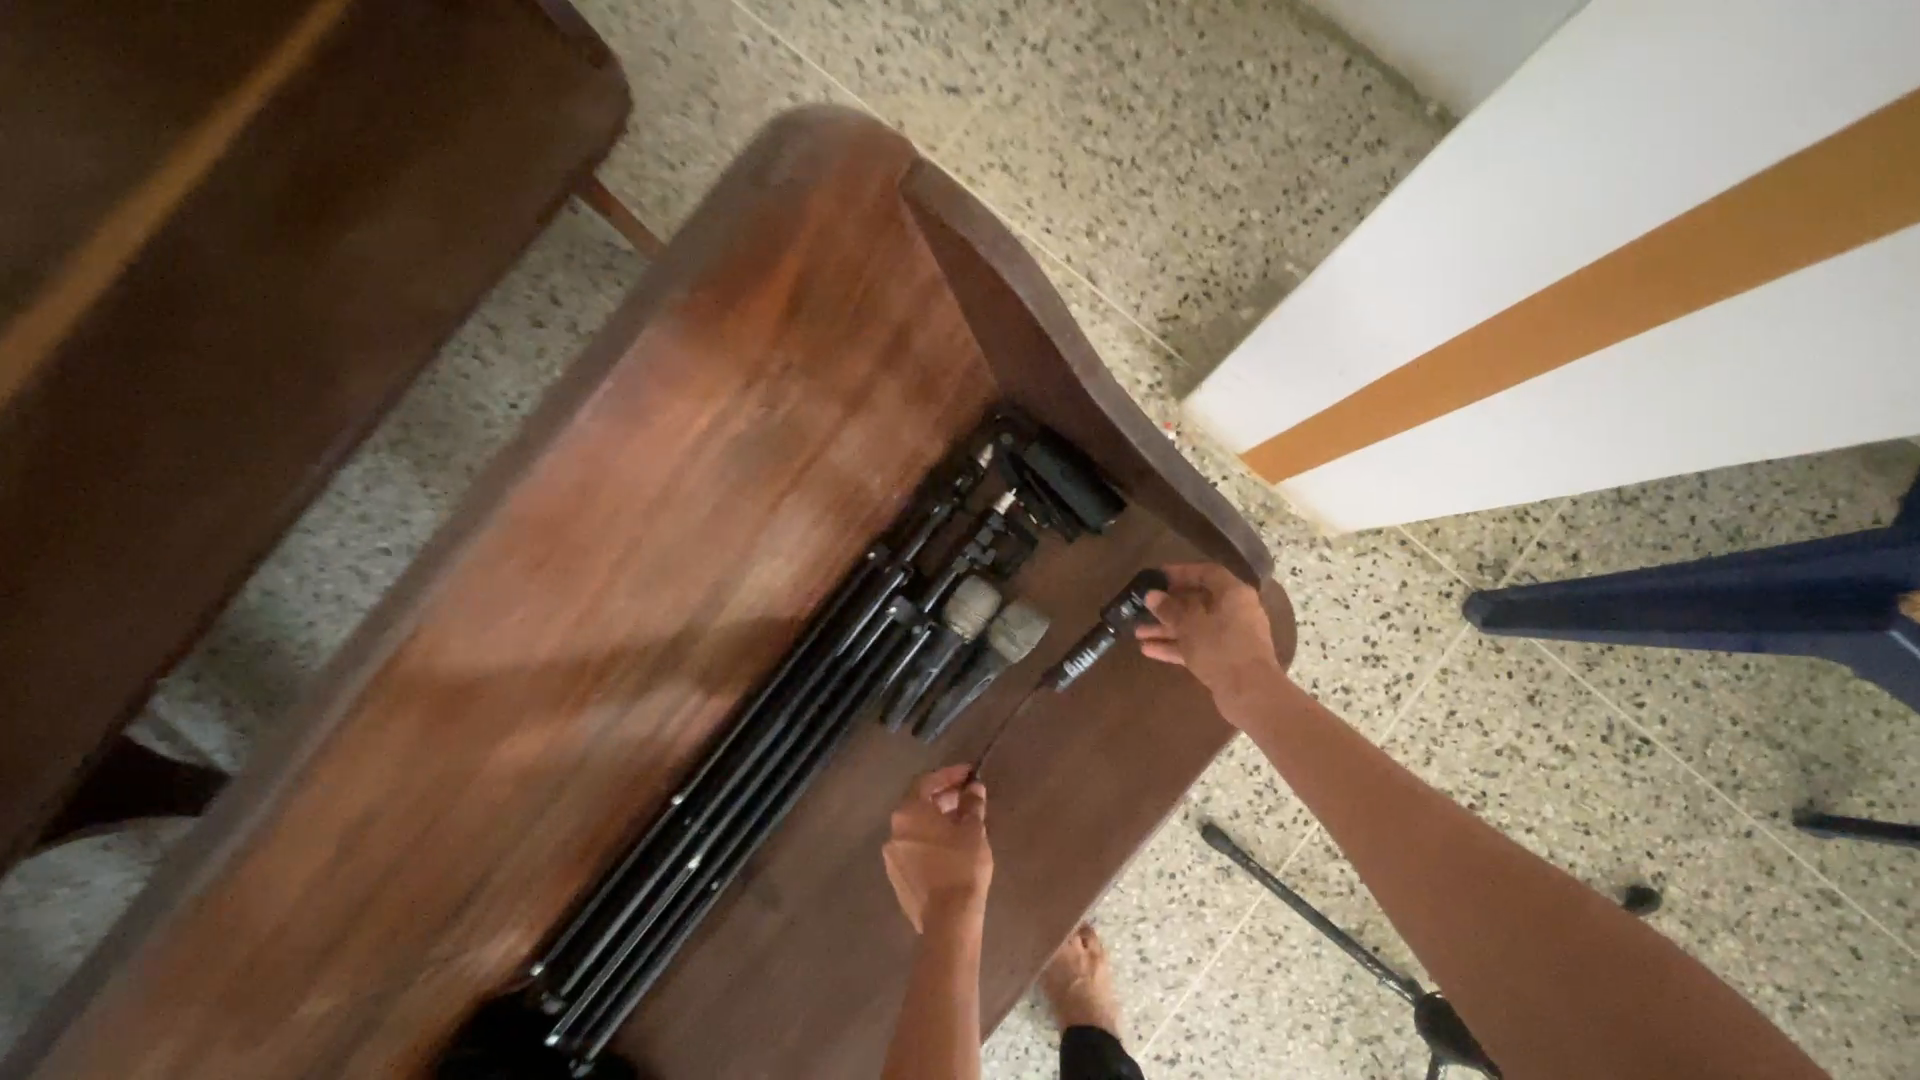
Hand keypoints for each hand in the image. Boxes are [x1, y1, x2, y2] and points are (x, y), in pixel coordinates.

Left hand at [882, 765, 991, 932]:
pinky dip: (931, 841)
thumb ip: (972, 804)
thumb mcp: (973, 830)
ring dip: (937, 820)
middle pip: (918, 804)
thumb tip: (974, 788)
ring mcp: (892, 857)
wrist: (948, 919)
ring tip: (963, 822)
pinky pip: (915, 849)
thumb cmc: (961, 865)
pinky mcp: (898, 878)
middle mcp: (894, 831)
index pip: (926, 782)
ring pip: (916, 828)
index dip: (949, 775)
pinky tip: (952, 848)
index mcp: (908, 813)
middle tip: (968, 796)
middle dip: (944, 797)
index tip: (969, 774)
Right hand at [1135, 562, 1282, 705]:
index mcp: (1233, 594)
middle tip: (1143, 608)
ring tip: (1138, 633)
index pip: (1207, 573)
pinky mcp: (1226, 658)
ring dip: (1167, 629)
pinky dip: (1177, 647)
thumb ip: (1169, 609)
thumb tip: (1152, 596)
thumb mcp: (1190, 625)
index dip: (1181, 572)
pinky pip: (1198, 646)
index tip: (1157, 577)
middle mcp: (1236, 611)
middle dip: (1168, 607)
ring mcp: (1232, 636)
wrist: (1250, 693)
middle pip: (1198, 602)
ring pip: (1195, 627)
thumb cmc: (1221, 648)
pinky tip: (1149, 650)